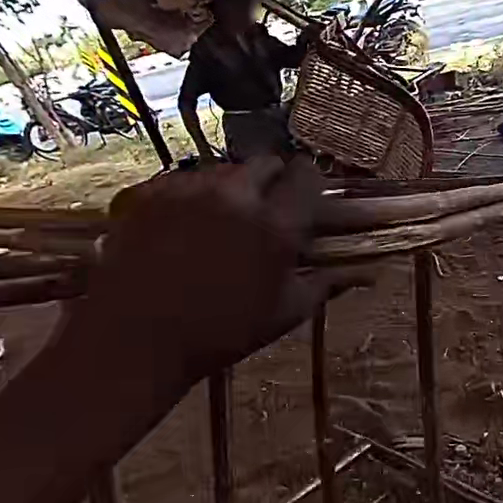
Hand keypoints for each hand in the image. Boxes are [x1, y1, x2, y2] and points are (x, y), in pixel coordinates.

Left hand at [66, 157, 342, 387]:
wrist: (135, 339)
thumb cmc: (218, 334)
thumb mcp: (281, 314)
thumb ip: (324, 284)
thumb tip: (367, 272)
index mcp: (275, 226)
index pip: (307, 175)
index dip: (307, 183)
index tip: (301, 197)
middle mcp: (236, 195)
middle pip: (265, 163)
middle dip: (269, 181)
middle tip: (260, 211)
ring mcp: (189, 188)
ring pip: (222, 170)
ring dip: (228, 188)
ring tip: (215, 222)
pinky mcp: (152, 189)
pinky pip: (183, 180)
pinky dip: (189, 196)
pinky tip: (178, 226)